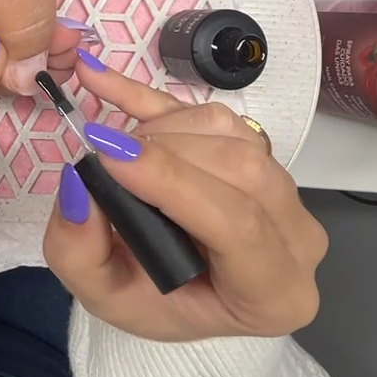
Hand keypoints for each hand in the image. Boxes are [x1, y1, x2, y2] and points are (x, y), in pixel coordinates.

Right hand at [45, 59, 327, 341]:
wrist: (173, 290)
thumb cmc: (149, 300)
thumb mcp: (100, 294)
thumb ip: (79, 250)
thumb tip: (78, 183)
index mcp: (274, 295)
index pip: (238, 226)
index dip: (171, 181)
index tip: (105, 155)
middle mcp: (298, 240)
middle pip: (240, 169)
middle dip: (161, 149)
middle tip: (99, 147)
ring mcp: (285, 191)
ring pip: (228, 133)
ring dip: (160, 127)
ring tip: (110, 143)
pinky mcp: (258, 150)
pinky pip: (212, 112)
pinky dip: (151, 96)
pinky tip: (99, 77)